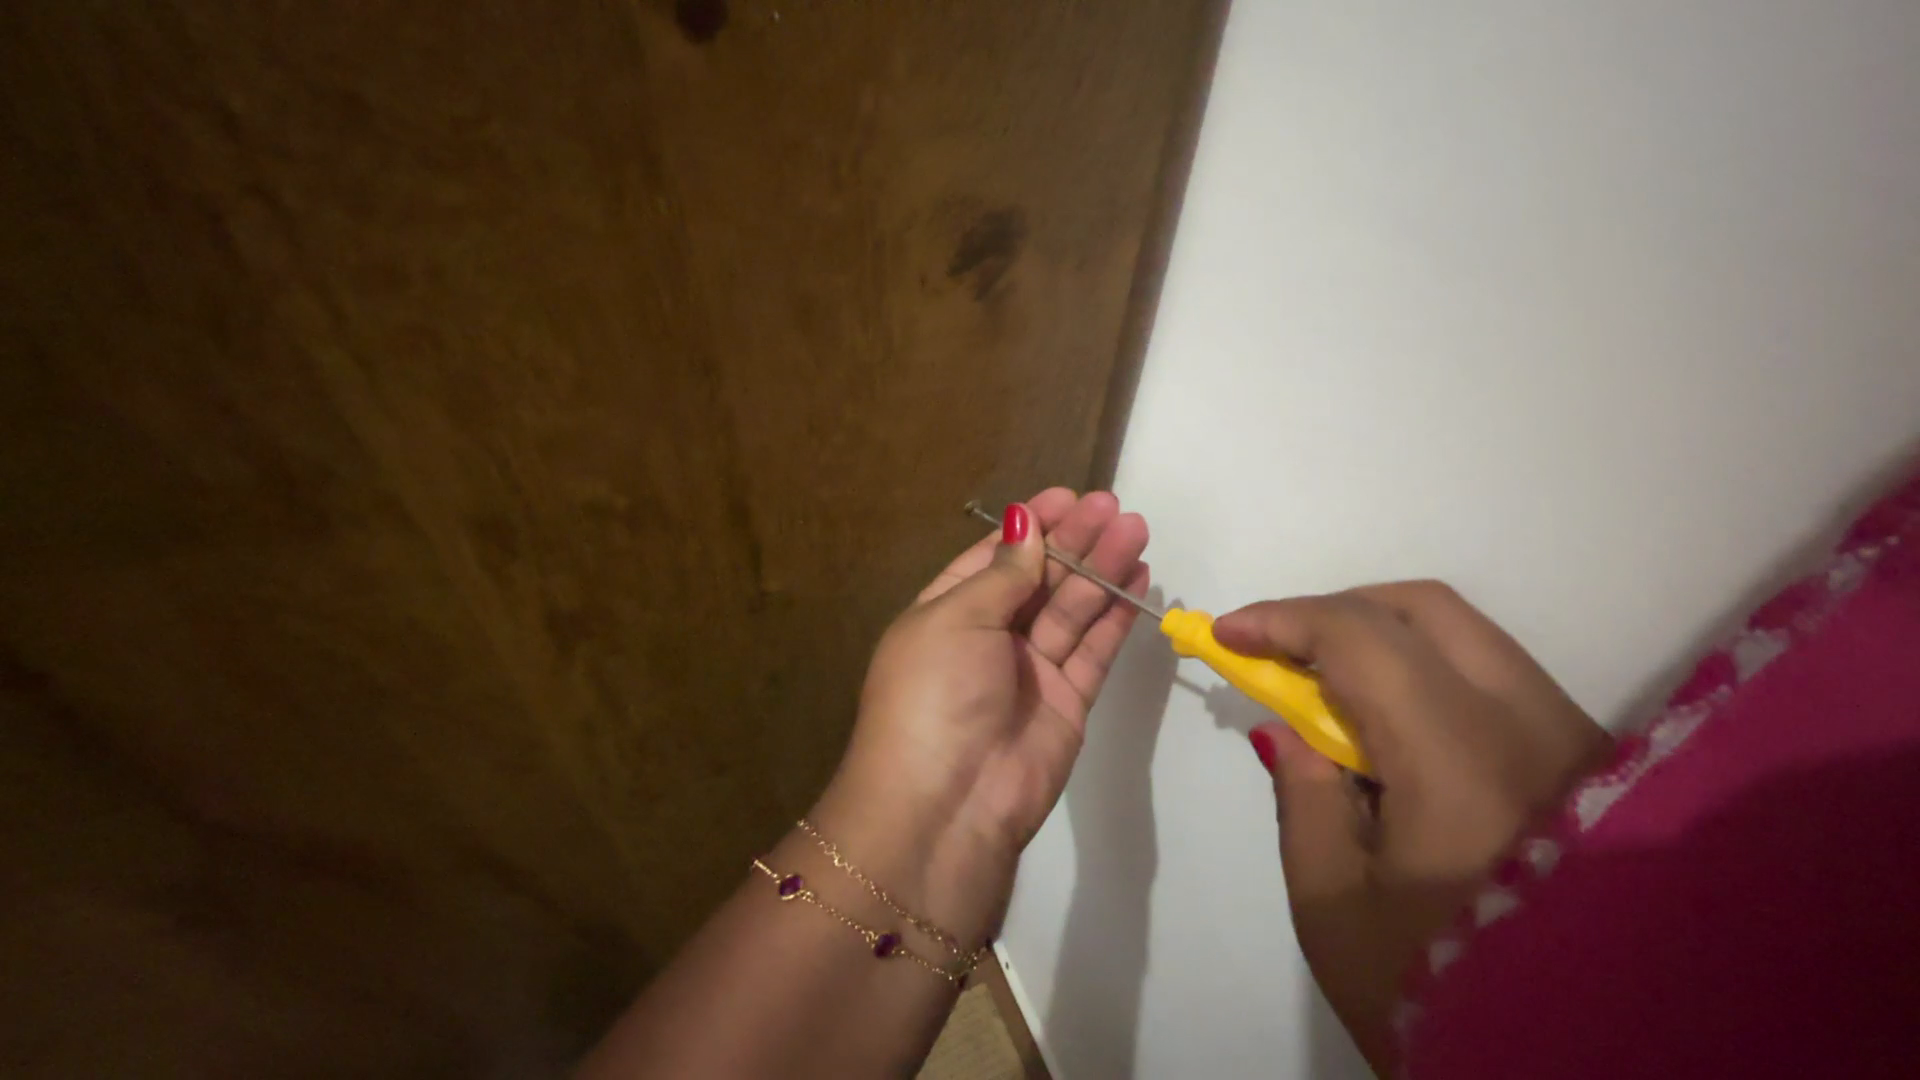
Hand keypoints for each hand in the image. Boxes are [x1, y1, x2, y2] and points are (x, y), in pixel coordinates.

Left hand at [809, 489, 1148, 945]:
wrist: (945, 807)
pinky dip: (1114, 616)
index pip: (993, 558)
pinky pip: (1093, 650)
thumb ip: (1002, 574)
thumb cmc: (933, 696)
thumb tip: (1026, 523)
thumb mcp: (955, 620)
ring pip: (1071, 610)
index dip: (1030, 527)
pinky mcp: (1067, 704)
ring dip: (1101, 570)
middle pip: (1039, 579)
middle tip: (1114, 507)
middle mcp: (987, 639)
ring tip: (1135, 530)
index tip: (1067, 496)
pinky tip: (1136, 580)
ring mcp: (1028, 673)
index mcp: (945, 614)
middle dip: (1074, 542)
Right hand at [1213, 583, 1609, 1072]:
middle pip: (1425, 608)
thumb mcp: (1333, 902)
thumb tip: (1283, 723)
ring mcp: (1574, 740)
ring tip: (1325, 688)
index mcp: (1461, 764)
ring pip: (1467, 635)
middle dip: (1335, 612)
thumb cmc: (1435, 994)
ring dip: (1381, 636)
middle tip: (1278, 651)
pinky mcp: (1592, 762)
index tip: (1227, 634)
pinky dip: (1425, 668)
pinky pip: (1495, 675)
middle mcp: (1533, 728)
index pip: (1362, 639)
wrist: (1589, 1066)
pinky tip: (1387, 726)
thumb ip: (1302, 794)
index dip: (1285, 620)